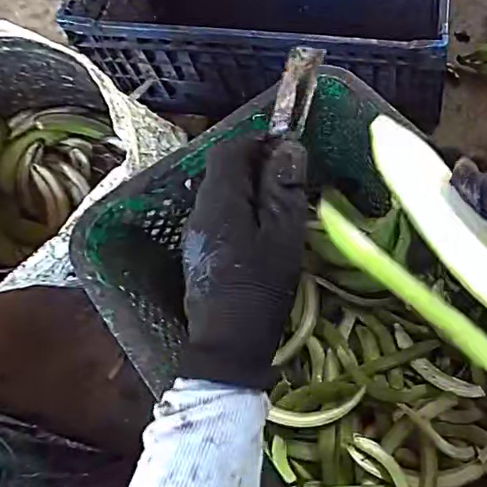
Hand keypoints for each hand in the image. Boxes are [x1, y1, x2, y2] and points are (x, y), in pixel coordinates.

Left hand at [178, 135, 309, 388]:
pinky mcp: (199, 252)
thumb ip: (284, 190)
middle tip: (291, 177)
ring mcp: (195, 233)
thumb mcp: (283, 237)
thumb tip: (288, 147)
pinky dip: (242, 209)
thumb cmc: (260, 290)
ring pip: (222, 193)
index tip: (287, 147)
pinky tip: (264, 229)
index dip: (257, 140)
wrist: (228, 346)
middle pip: (223, 170)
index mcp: (219, 203)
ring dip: (250, 188)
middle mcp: (199, 212)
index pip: (229, 150)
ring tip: (283, 203)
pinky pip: (220, 215)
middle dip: (256, 164)